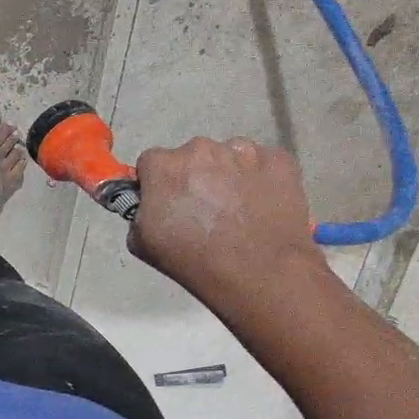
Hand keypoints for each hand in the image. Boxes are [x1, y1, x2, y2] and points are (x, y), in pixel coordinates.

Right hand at [129, 137, 323, 313]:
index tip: (163, 200)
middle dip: (192, 175)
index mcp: (164, 165)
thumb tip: (149, 201)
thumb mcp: (140, 240)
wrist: (256, 269)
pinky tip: (258, 203)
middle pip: (191, 155)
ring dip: (226, 173)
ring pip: (228, 155)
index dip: (155, 181)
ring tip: (233, 206)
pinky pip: (261, 162)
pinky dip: (257, 177)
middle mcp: (202, 149)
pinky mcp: (279, 160)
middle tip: (200, 206)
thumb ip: (138, 210)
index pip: (151, 161)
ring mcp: (245, 151)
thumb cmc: (190, 258)